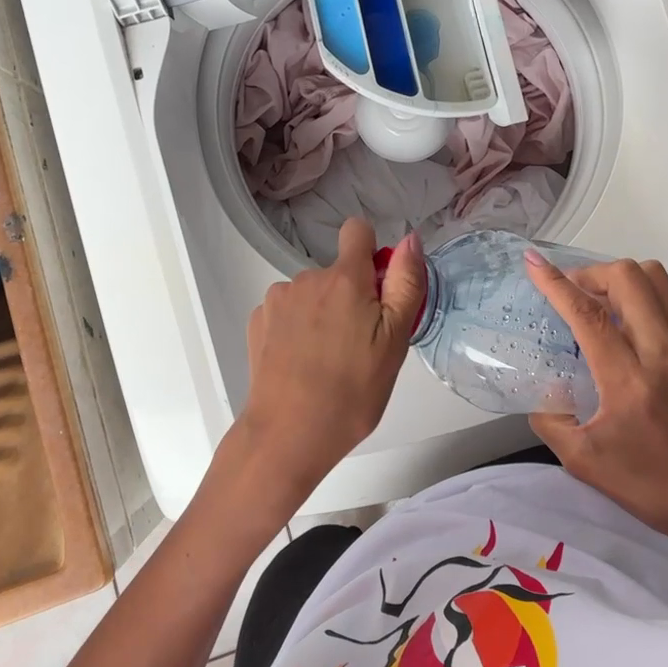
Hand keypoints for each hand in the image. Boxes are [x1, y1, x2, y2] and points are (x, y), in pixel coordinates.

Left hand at [234, 218, 426, 491]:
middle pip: (337, 272)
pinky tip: (300, 363)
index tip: (377, 289)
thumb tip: (410, 238)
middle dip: (350, 295)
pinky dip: (296, 328)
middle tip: (359, 344)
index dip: (370, 252)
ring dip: (322, 313)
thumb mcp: (394, 341)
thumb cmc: (352, 392)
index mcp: (345, 279)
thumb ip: (405, 283)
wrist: (287, 436)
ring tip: (328, 359)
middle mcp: (307, 278)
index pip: (357, 230)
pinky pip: (287, 312)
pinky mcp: (257, 322)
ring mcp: (277, 300)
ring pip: (311, 293)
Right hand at [525, 253, 667, 557]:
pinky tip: (633, 316)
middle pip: (628, 278)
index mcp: (630, 383)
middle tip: (573, 291)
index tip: (534, 262)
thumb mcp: (581, 459)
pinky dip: (648, 293)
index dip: (557, 283)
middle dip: (592, 273)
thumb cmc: (644, 482)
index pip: (588, 316)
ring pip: (656, 278)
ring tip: (602, 301)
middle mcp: (665, 355)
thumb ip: (550, 417)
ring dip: (621, 279)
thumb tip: (540, 382)